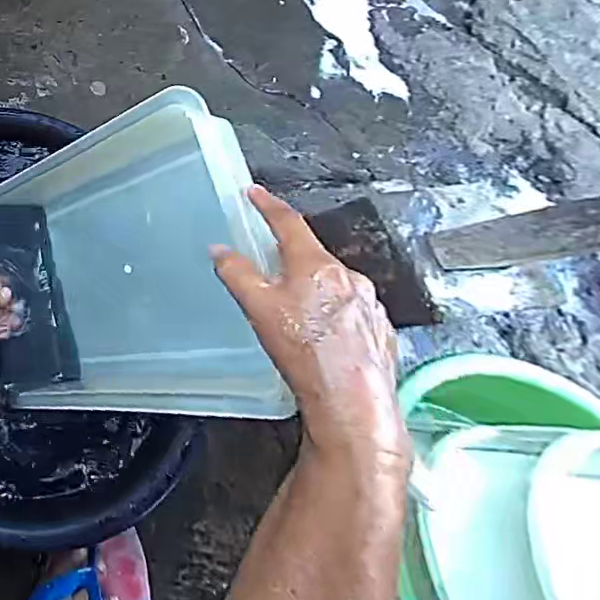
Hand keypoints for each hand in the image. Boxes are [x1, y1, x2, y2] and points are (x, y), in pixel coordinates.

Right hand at [211, 186, 406, 466]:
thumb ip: (236, 273)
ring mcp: (369, 305)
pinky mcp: (380, 331)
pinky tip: (321, 335)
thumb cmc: (306, 356)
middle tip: (269, 260)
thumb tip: (220, 251)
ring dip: (313, 286)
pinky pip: (351, 309)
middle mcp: (349, 278)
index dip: (268, 205)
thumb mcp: (258, 309)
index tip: (255, 194)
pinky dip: (332, 312)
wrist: (354, 406)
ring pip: (333, 283)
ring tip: (294, 309)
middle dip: (290, 253)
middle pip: (312, 253)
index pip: (289, 223)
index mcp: (317, 265)